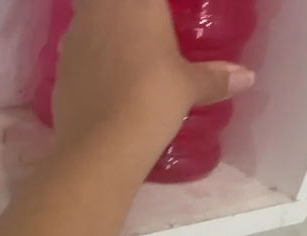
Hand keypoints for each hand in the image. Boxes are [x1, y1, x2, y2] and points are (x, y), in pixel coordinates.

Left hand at [51, 0, 254, 162]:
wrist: (99, 149)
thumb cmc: (150, 102)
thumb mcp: (187, 88)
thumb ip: (214, 77)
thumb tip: (247, 77)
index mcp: (136, 0)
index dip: (152, 6)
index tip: (159, 16)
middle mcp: (99, 8)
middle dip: (124, 8)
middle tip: (141, 22)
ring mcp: (73, 38)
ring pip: (85, 11)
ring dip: (99, 19)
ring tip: (119, 40)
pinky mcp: (59, 69)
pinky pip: (74, 46)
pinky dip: (86, 52)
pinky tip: (99, 72)